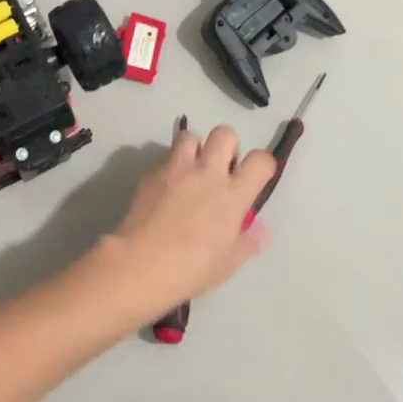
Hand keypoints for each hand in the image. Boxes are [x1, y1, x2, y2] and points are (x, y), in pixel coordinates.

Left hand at [104, 123, 276, 313]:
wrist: (141, 263)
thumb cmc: (191, 268)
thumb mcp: (228, 263)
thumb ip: (248, 242)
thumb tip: (261, 229)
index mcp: (232, 195)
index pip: (260, 161)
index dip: (262, 165)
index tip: (254, 178)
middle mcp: (207, 173)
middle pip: (224, 133)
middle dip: (227, 145)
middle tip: (221, 169)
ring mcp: (176, 168)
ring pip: (190, 135)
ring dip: (195, 148)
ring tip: (191, 171)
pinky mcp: (150, 172)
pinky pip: (165, 156)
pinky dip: (170, 165)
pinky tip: (166, 187)